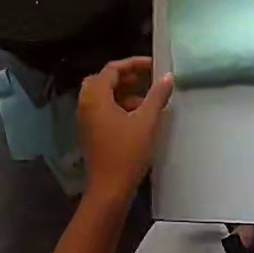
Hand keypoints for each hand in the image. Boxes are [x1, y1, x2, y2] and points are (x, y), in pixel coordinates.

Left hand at [78, 57, 173, 200]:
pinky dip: (119, 105)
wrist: (109, 188)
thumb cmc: (127, 153)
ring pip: (103, 96)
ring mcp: (86, 119)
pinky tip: (139, 115)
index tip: (154, 65)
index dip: (133, 64)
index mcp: (95, 98)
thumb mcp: (146, 122)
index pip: (112, 69)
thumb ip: (156, 96)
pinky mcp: (91, 132)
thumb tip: (168, 77)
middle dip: (127, 76)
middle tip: (148, 78)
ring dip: (124, 91)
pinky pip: (103, 110)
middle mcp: (86, 105)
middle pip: (104, 80)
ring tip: (148, 96)